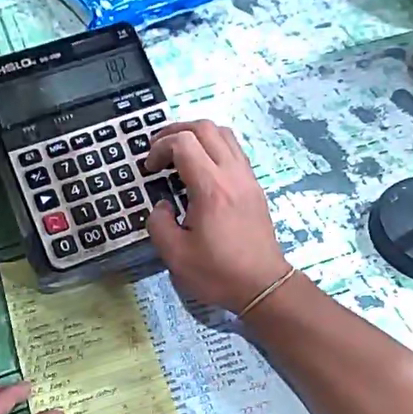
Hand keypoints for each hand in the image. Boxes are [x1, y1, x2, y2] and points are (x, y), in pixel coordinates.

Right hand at [145, 120, 291, 311]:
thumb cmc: (218, 273)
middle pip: (205, 128)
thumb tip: (162, 206)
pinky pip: (235, 151)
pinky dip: (214, 148)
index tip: (150, 169)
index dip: (160, 147)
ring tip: (180, 155)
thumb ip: (159, 223)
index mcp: (211, 188)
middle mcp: (232, 175)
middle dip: (176, 131)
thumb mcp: (175, 255)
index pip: (183, 142)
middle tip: (159, 150)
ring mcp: (247, 179)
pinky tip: (202, 170)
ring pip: (224, 134)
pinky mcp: (255, 187)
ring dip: (198, 136)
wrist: (262, 286)